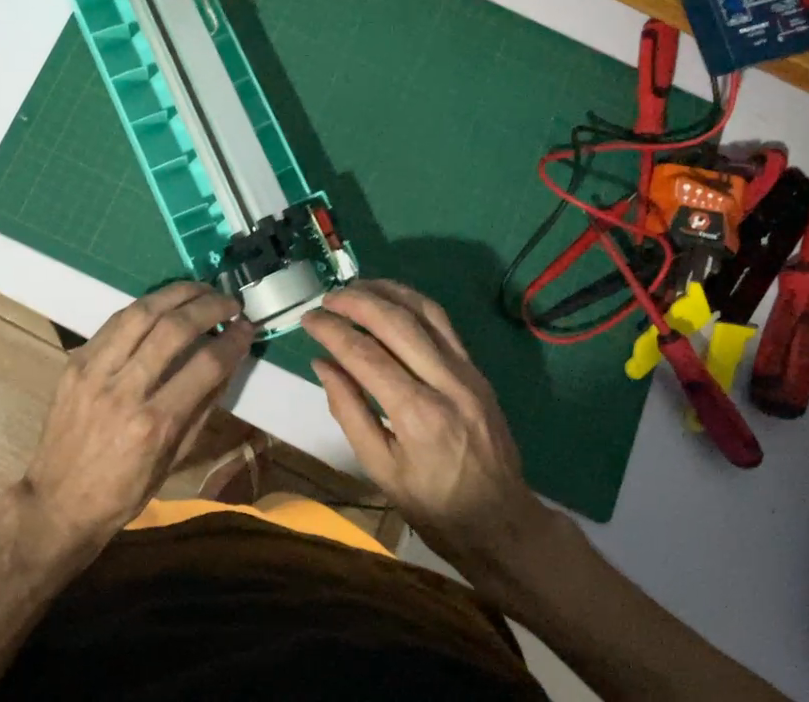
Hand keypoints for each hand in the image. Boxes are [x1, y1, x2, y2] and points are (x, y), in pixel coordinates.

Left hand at [18, 281, 255, 556]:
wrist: (58, 501)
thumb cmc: (124, 492)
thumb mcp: (173, 461)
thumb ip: (201, 409)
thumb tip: (227, 363)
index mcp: (154, 424)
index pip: (205, 366)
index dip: (232, 341)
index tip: (247, 327)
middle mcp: (124, 391)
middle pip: (173, 329)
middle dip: (208, 307)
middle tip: (229, 302)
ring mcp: (94, 372)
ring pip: (140, 314)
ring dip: (176, 294)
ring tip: (200, 290)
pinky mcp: (75, 362)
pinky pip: (114, 323)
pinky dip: (143, 308)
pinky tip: (162, 305)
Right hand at [302, 280, 547, 568]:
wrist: (500, 521)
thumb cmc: (432, 505)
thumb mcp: (379, 468)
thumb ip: (348, 411)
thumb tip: (322, 363)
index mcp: (417, 415)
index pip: (365, 355)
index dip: (331, 331)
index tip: (307, 319)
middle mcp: (446, 384)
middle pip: (397, 322)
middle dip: (356, 302)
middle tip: (326, 298)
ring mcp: (467, 373)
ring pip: (426, 312)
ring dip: (387, 292)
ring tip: (355, 287)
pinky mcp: (477, 371)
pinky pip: (444, 324)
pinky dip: (413, 304)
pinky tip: (391, 301)